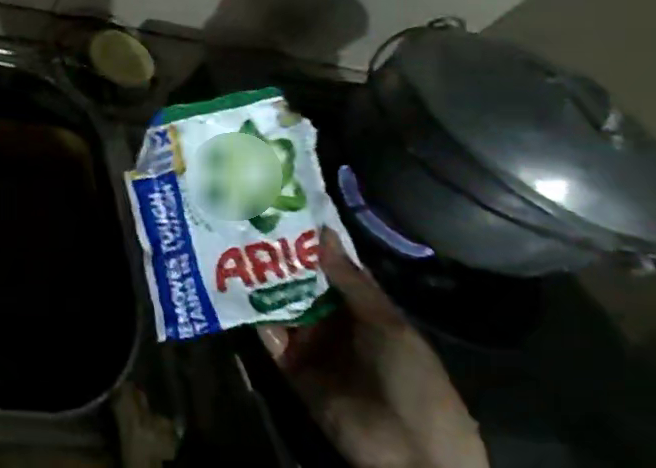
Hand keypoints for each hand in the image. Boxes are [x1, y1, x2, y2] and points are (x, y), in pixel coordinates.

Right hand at [259, 230, 488, 467]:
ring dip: (267, 285)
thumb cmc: (412, 378)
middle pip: (305, 285)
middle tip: (255, 225)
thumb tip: (323, 232)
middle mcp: (335, 322)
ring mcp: (314, 347)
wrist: (413, 454)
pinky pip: (274, 342)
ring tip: (242, 252)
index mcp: (363, 308)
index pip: (332, 268)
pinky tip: (245, 295)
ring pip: (286, 308)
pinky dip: (261, 320)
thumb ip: (351, 280)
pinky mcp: (295, 372)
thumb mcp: (387, 323)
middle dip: (283, 259)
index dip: (313, 243)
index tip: (286, 211)